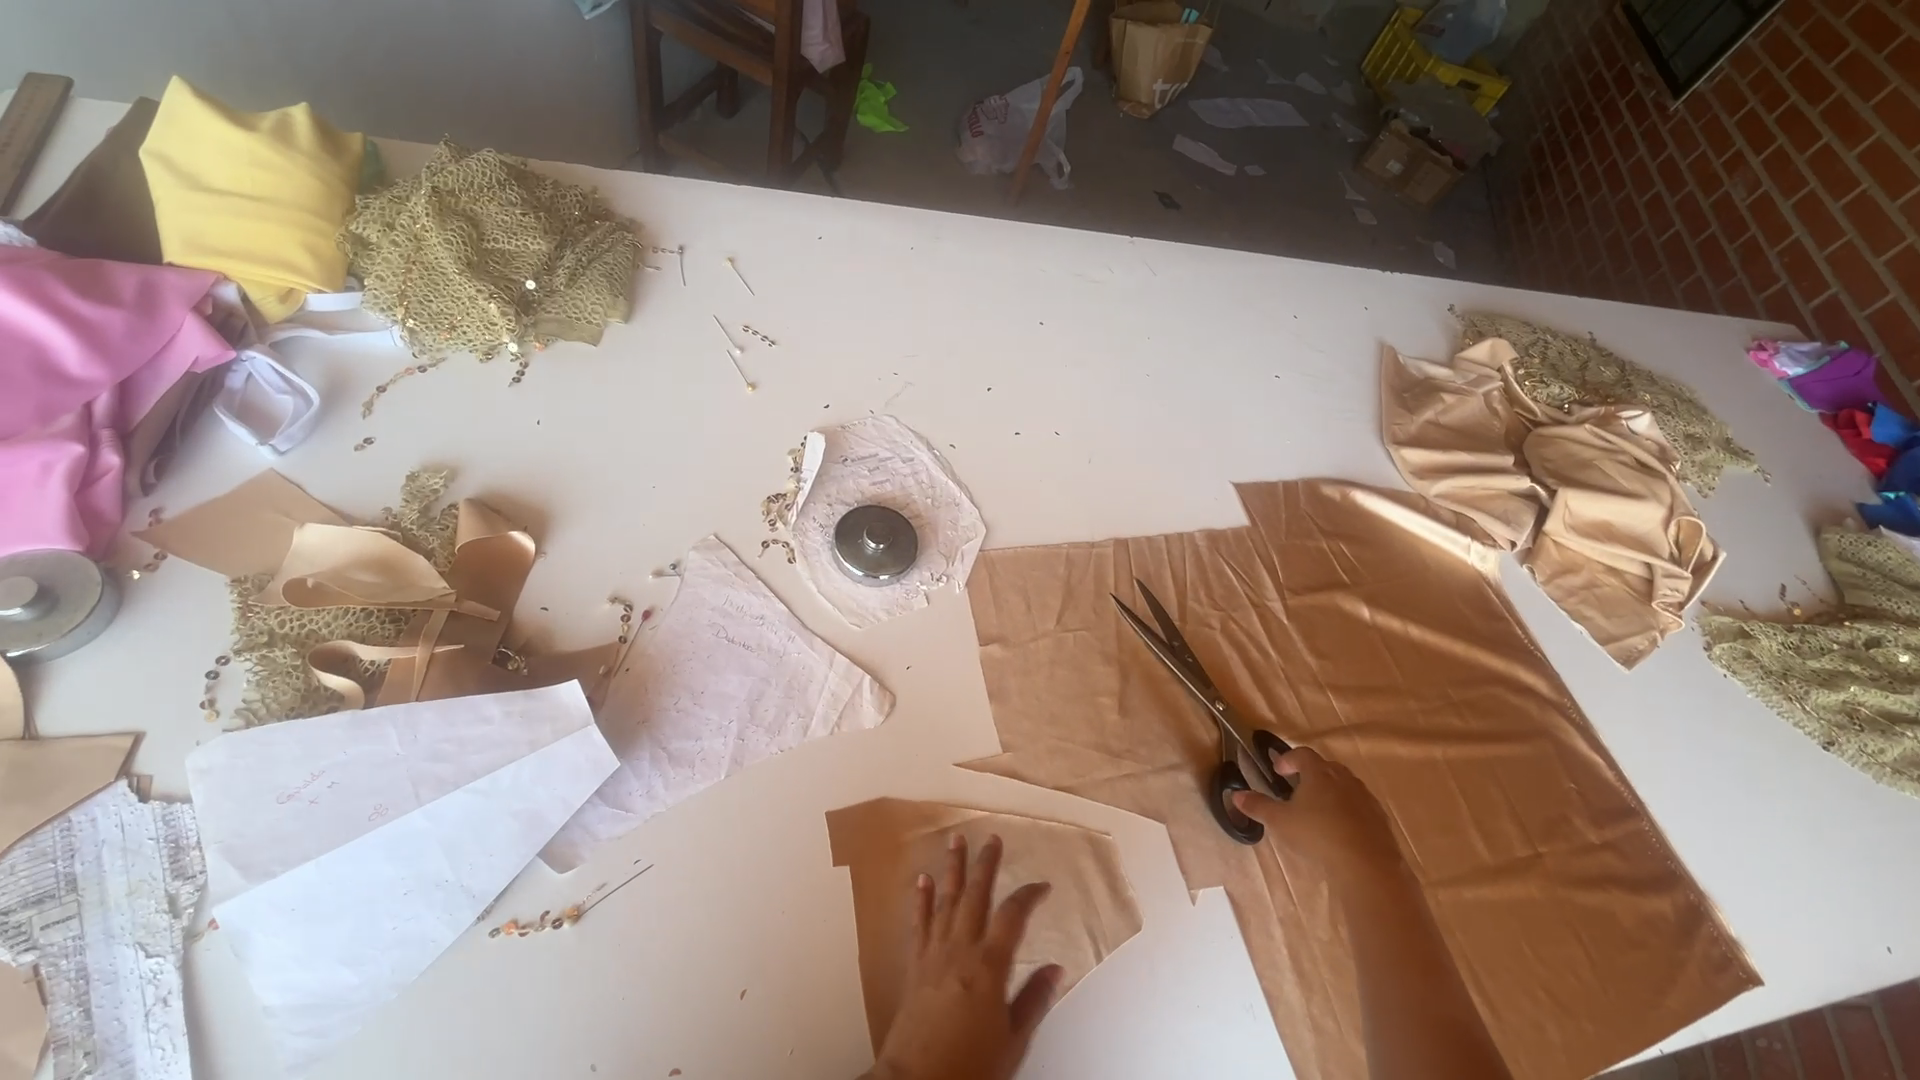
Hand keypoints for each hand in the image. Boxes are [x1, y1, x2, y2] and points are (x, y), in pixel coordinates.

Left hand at [866, 834, 1061, 1079]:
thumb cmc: (971, 1064)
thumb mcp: (1013, 1040)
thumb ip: (1034, 1000)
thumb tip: (1057, 968)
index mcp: (989, 965)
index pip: (1013, 917)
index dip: (1029, 896)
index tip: (1042, 884)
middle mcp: (960, 949)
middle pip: (975, 896)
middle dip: (986, 865)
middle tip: (991, 837)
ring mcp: (934, 954)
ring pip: (945, 901)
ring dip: (952, 868)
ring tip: (955, 839)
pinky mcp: (914, 965)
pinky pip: (918, 923)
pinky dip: (921, 900)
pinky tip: (922, 880)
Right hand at [1234, 747, 1407, 889]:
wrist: (1367, 865)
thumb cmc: (1317, 835)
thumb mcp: (1280, 822)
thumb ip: (1258, 807)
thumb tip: (1236, 795)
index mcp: (1319, 774)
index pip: (1303, 754)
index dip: (1288, 758)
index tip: (1278, 770)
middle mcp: (1344, 779)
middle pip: (1326, 766)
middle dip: (1311, 772)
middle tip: (1297, 786)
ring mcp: (1365, 798)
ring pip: (1345, 785)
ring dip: (1331, 790)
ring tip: (1318, 808)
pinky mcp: (1379, 818)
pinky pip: (1360, 805)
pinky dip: (1348, 809)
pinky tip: (1340, 828)